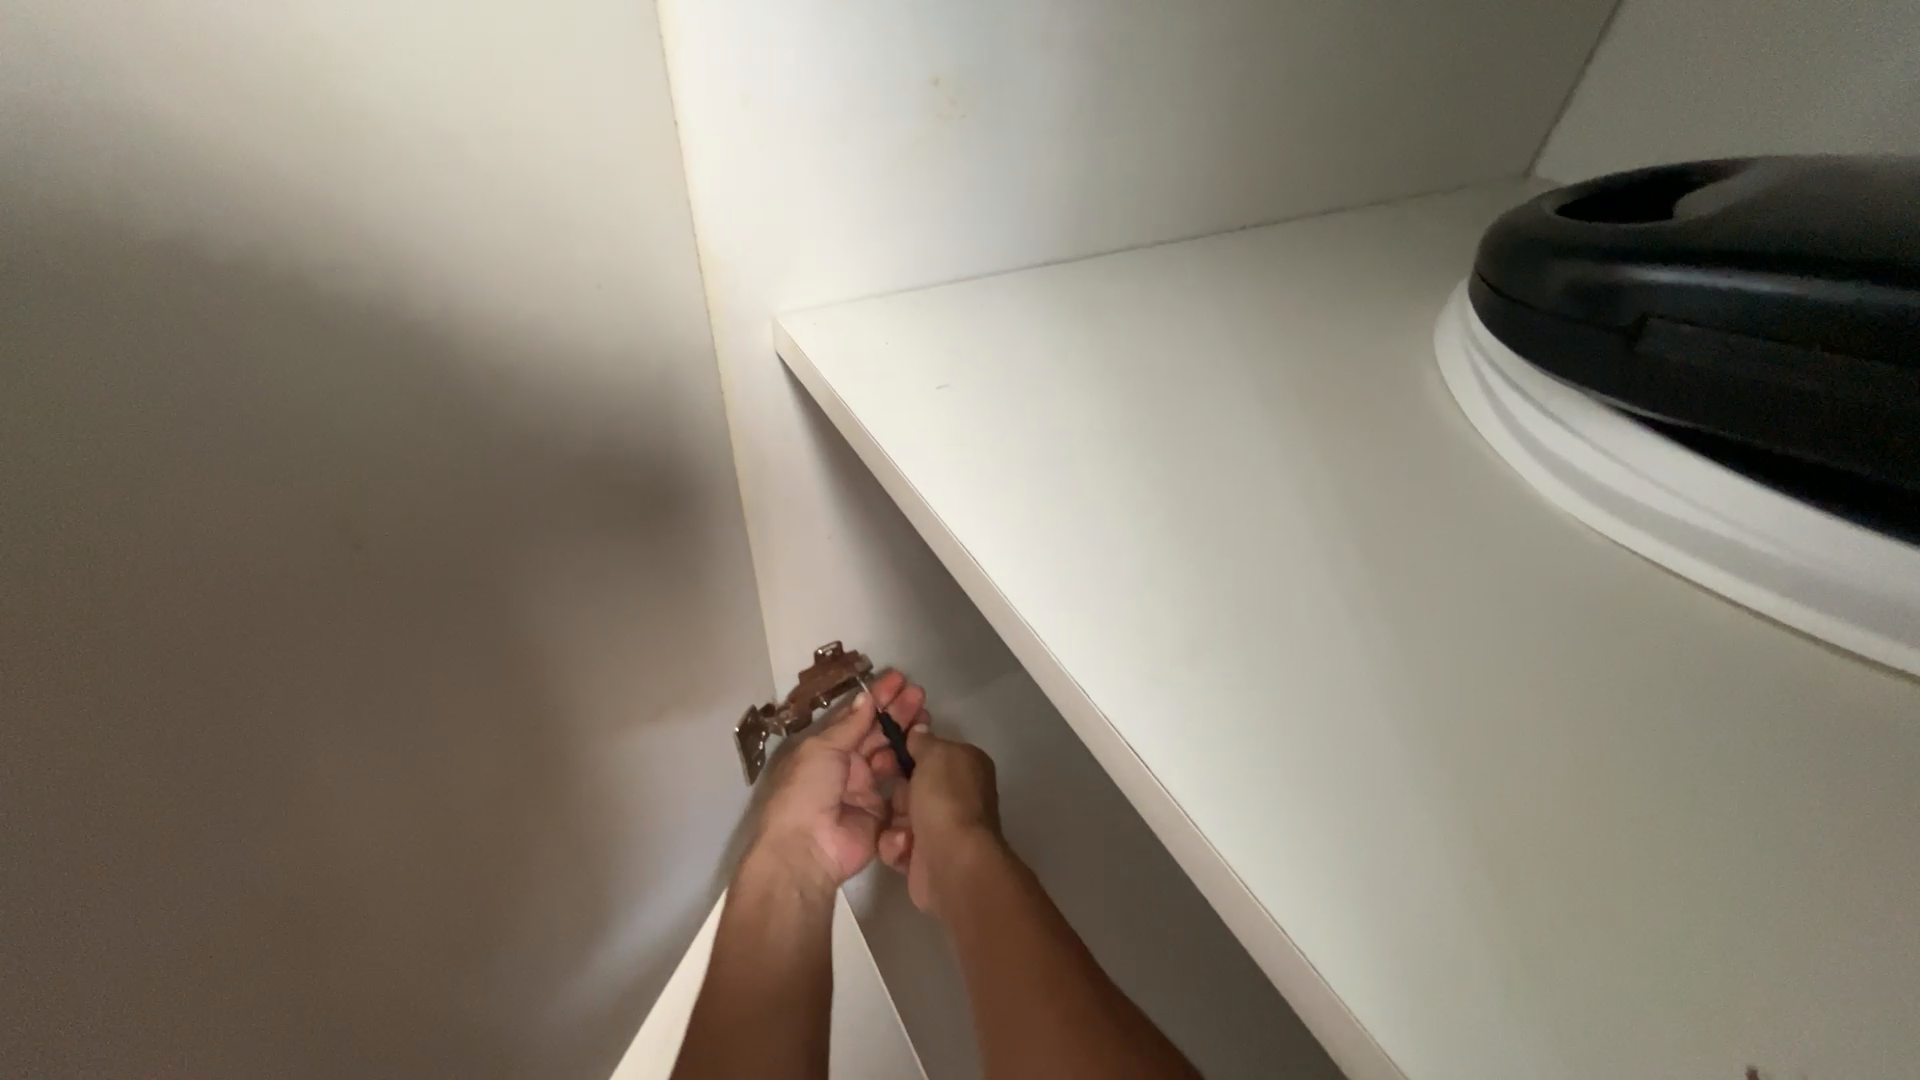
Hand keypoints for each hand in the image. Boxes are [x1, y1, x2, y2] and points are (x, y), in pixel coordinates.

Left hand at [748, 670, 928, 892]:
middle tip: (919, 693)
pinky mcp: (883, 811)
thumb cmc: (805, 791)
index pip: (855, 716)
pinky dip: (912, 767)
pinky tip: (926, 747)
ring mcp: (865, 788)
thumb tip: (865, 697)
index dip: (876, 696)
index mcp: (825, 748)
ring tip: (926, 713)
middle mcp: (846, 765)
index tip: (899, 678)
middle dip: (897, 712)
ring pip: (891, 754)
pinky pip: (900, 785)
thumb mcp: (821, 749)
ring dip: (907, 734)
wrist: (806, 850)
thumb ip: (848, 725)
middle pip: (876, 733)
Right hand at [876, 727, 1003, 918]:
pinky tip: (905, 849)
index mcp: (966, 766)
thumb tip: (918, 731)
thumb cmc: (946, 799)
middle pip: (910, 784)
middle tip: (892, 795)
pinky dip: (896, 846)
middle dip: (898, 792)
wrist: (952, 862)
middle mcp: (956, 795)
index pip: (930, 751)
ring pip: (898, 815)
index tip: (884, 753)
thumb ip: (923, 741)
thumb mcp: (935, 755)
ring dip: (895, 822)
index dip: (906, 752)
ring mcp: (941, 827)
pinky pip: (896, 843)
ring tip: (904, 831)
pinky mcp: (924, 857)